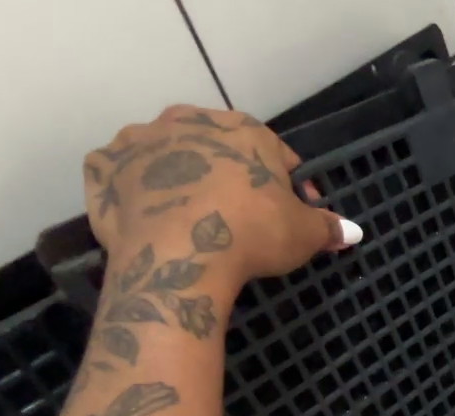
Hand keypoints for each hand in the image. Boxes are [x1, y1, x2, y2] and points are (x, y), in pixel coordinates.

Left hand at [81, 105, 355, 298]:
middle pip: (220, 148)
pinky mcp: (102, 167)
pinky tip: (159, 218)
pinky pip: (128, 177)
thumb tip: (352, 231)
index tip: (299, 214)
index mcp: (242, 130)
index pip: (278, 154)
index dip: (294, 186)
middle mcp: (186, 121)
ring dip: (187, 178)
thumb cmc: (254, 232)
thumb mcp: (307, 234)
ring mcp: (137, 140)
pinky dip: (143, 192)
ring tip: (203, 220)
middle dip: (236, 177)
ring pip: (171, 157)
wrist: (179, 255)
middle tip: (251, 218)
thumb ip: (329, 227)